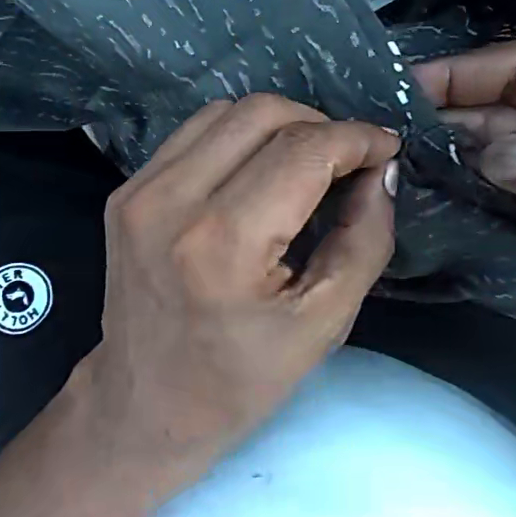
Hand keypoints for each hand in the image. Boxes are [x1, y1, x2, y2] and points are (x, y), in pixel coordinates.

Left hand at [72, 94, 400, 467]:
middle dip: (324, 126)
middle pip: (265, 114)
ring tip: (312, 163)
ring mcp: (139, 190)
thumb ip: (366, 238)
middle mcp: (172, 202)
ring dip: (284, 125)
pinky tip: (264, 170)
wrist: (145, 407)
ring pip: (229, 110)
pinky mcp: (128, 190)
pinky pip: (198, 131)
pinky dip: (244, 136)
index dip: (357, 139)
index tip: (388, 148)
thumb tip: (382, 171)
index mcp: (224, 245)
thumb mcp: (327, 322)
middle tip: (352, 161)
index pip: (304, 152)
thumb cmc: (243, 380)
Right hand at [413, 40, 515, 378]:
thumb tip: (494, 148)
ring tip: (397, 148)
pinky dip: (475, 176)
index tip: (405, 86)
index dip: (471, 74)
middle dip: (455, 106)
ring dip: (458, 141)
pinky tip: (436, 179)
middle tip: (387, 125)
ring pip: (508, 134)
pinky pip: (513, 175)